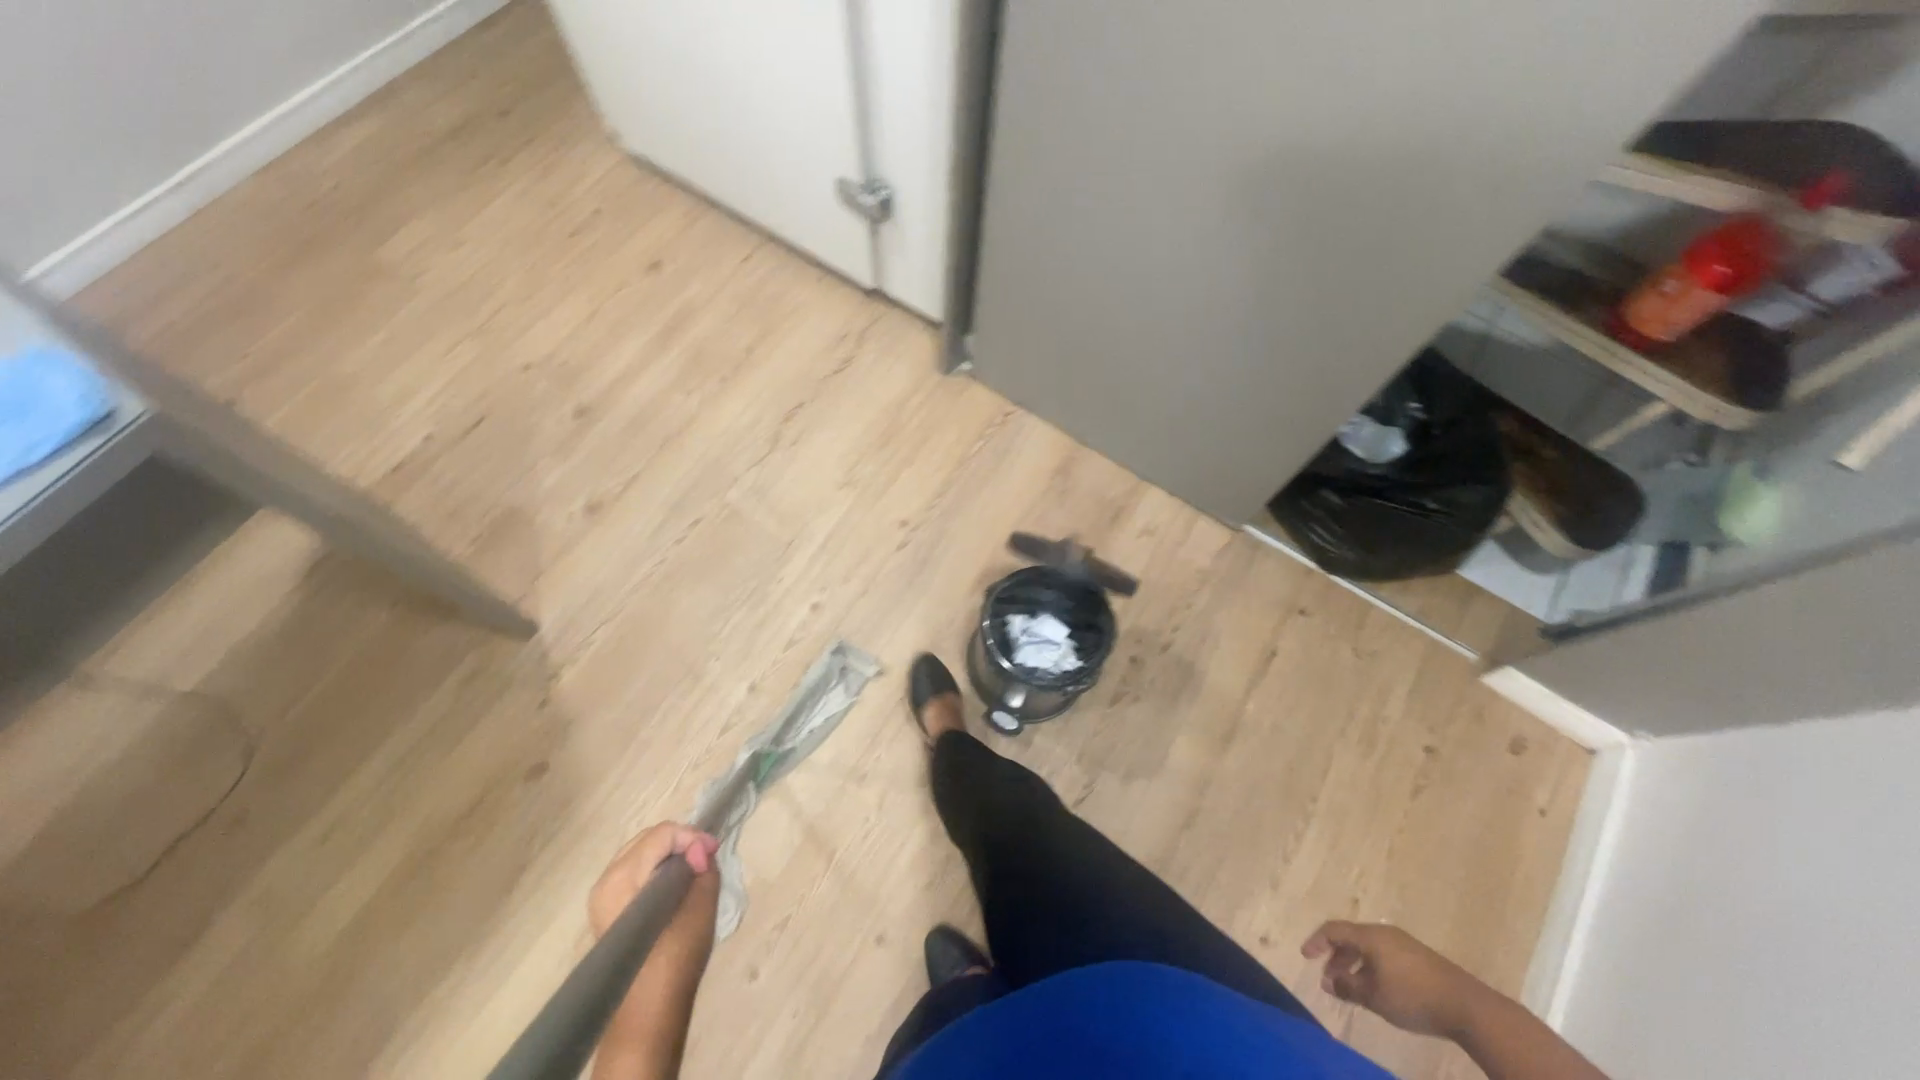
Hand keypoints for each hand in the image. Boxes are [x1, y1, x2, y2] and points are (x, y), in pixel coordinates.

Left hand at [587, 824, 721, 1079]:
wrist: (647, 1011)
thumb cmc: (674, 958)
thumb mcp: (699, 906)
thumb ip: (703, 869)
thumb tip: (702, 849)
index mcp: (623, 877)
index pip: (662, 833)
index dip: (693, 836)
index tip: (714, 853)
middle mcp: (606, 880)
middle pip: (648, 839)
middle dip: (680, 842)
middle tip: (707, 858)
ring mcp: (603, 896)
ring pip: (640, 854)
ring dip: (670, 856)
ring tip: (695, 871)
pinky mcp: (608, 910)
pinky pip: (635, 873)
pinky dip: (658, 871)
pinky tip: (676, 887)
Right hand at [1301, 921, 1493, 1038]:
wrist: (1466, 1006)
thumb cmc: (1412, 997)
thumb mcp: (1373, 996)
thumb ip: (1347, 986)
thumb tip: (1328, 981)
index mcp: (1371, 936)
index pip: (1334, 930)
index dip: (1316, 941)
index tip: (1306, 956)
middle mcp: (1386, 934)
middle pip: (1352, 938)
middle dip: (1336, 957)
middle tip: (1329, 980)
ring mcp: (1405, 945)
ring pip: (1369, 948)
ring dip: (1354, 965)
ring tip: (1352, 988)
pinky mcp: (1419, 958)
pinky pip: (1384, 956)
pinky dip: (1371, 968)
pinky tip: (1377, 990)